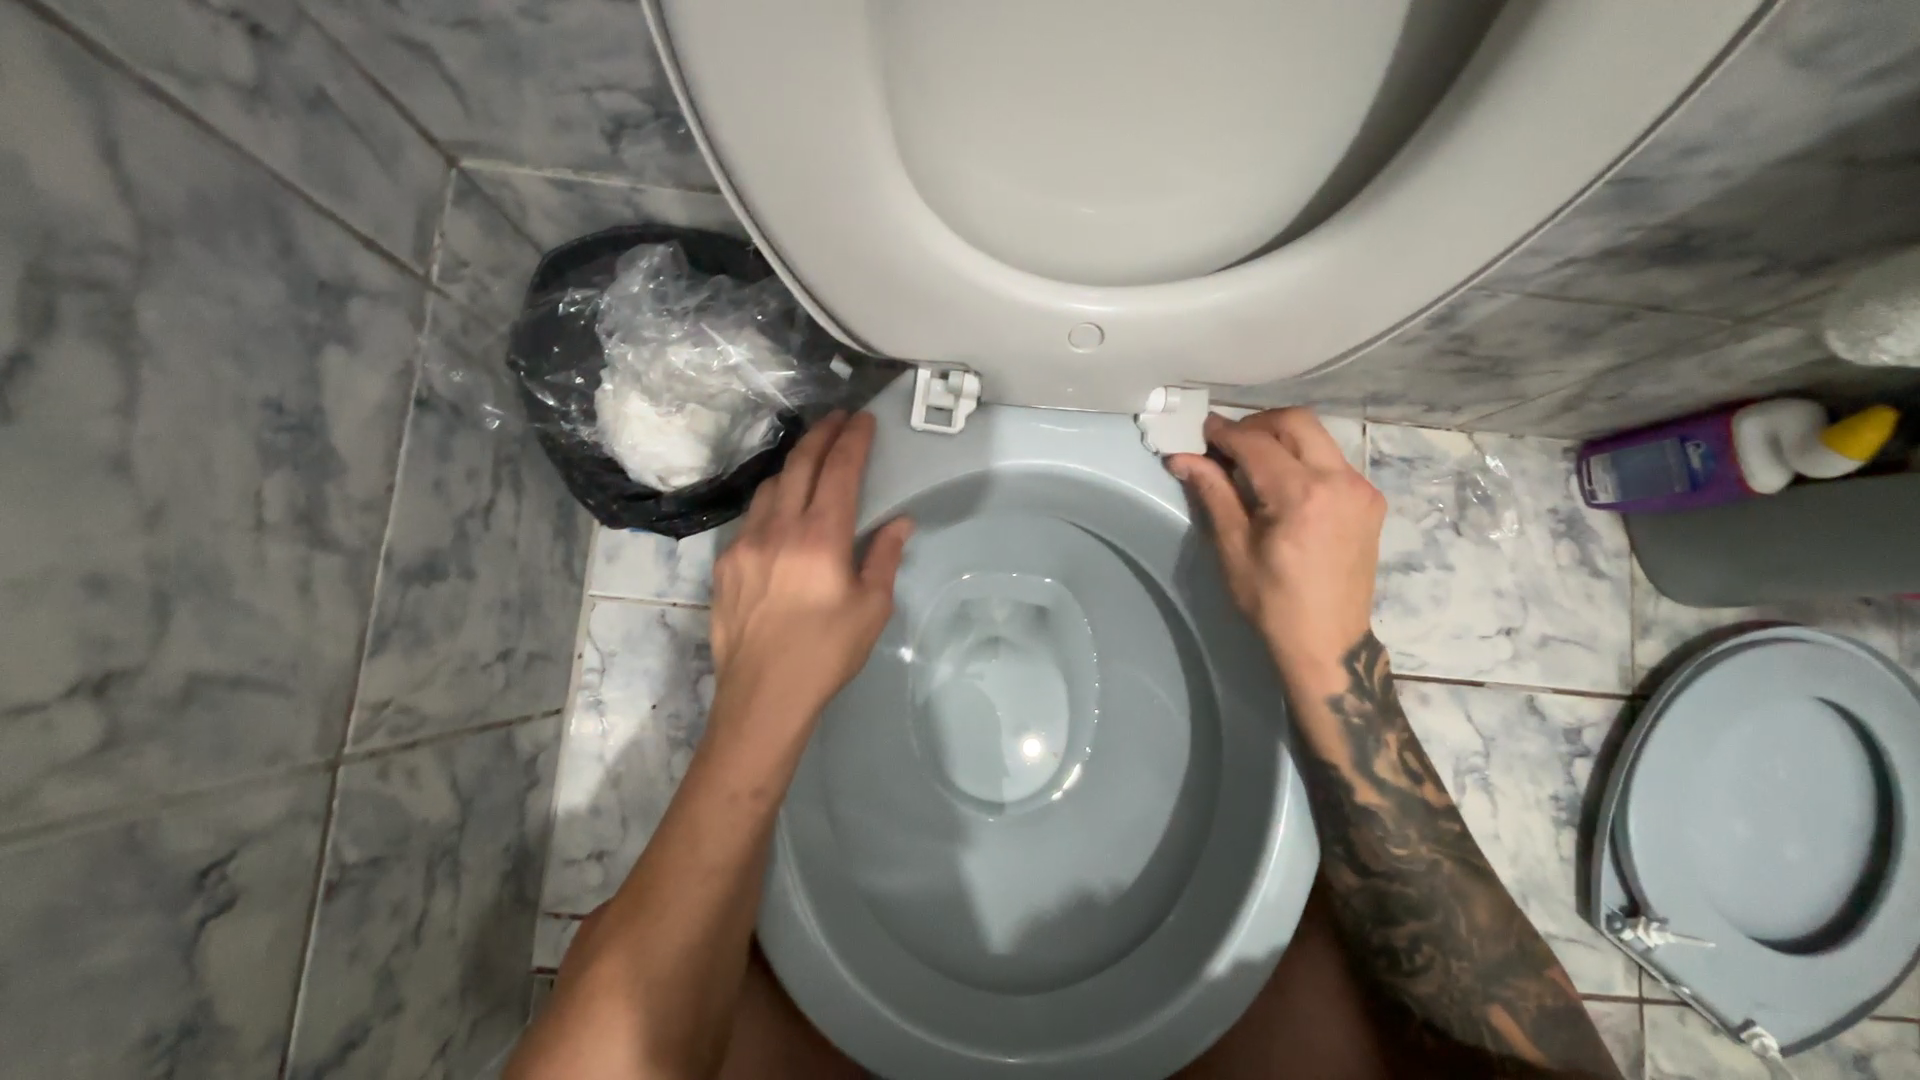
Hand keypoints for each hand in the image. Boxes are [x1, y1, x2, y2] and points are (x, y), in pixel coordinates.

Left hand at [709, 411, 913, 721]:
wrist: (763, 696)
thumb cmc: (827, 654)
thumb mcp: (872, 608)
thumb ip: (884, 557)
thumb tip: (900, 522)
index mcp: (821, 537)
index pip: (839, 470)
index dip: (853, 440)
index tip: (863, 420)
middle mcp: (779, 528)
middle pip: (800, 464)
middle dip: (821, 434)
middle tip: (837, 419)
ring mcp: (745, 543)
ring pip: (770, 487)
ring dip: (794, 466)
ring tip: (810, 462)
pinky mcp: (725, 563)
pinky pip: (751, 518)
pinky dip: (771, 502)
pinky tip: (781, 513)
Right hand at [1166, 409, 1384, 682]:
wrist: (1328, 641)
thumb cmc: (1272, 602)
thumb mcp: (1233, 548)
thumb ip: (1213, 493)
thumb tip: (1182, 457)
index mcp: (1302, 496)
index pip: (1257, 443)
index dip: (1224, 432)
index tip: (1200, 431)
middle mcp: (1340, 481)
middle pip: (1296, 422)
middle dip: (1257, 424)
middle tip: (1227, 443)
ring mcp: (1361, 488)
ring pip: (1317, 437)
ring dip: (1281, 438)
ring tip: (1250, 461)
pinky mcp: (1369, 499)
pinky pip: (1332, 460)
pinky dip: (1303, 458)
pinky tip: (1281, 483)